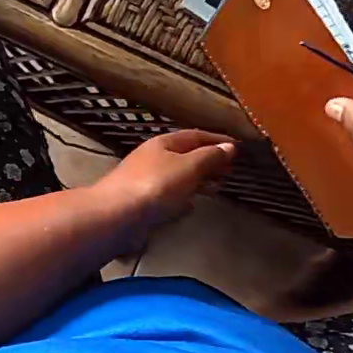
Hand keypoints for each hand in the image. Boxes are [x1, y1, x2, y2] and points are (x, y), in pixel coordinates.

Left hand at [91, 130, 236, 233]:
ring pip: (179, 176)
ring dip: (199, 179)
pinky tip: (191, 205)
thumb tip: (229, 147)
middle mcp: (154, 157)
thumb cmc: (155, 186)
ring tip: (216, 187)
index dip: (217, 140)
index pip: (197, 135)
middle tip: (229, 169)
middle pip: (187, 155)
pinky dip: (184, 196)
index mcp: (164, 143)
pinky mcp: (142, 202)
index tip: (236, 147)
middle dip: (209, 161)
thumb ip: (210, 157)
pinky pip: (169, 195)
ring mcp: (146, 180)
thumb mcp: (188, 167)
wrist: (116, 216)